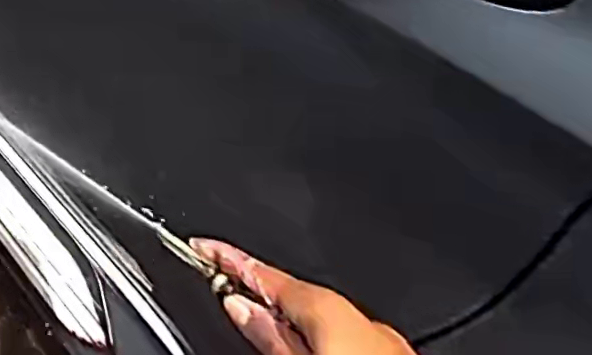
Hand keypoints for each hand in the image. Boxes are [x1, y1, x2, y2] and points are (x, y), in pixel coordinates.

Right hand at [190, 240, 415, 354]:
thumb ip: (266, 335)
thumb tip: (237, 304)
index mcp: (330, 307)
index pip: (262, 269)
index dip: (225, 256)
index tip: (200, 248)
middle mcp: (366, 322)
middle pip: (297, 296)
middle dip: (262, 295)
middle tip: (226, 295)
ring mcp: (392, 348)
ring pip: (328, 323)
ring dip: (294, 324)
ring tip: (265, 331)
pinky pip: (353, 342)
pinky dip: (325, 341)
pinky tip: (309, 349)